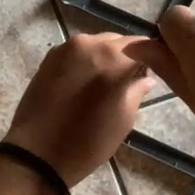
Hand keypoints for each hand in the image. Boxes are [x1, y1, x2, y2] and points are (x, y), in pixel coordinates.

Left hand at [3, 33, 152, 186]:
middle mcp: (89, 43)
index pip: (144, 45)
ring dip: (105, 57)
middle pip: (118, 41)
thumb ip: (136, 91)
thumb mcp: (123, 119)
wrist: (37, 154)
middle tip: (130, 79)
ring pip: (96, 44)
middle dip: (127, 55)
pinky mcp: (49, 57)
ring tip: (107, 82)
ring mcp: (65, 48)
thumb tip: (146, 78)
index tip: (156, 70)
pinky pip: (77, 52)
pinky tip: (86, 82)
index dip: (153, 56)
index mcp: (113, 57)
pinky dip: (86, 61)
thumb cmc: (88, 141)